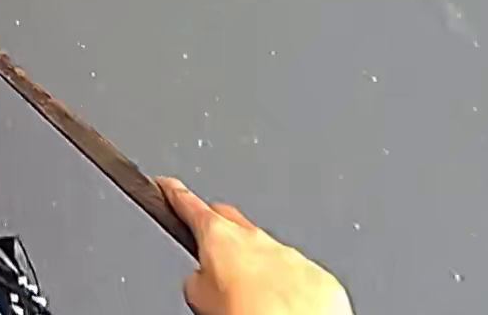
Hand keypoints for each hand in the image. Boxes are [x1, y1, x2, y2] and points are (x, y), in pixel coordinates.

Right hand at [157, 178, 352, 314]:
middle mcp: (254, 237)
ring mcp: (290, 255)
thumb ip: (195, 279)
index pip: (187, 202)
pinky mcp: (321, 279)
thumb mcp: (200, 302)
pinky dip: (292, 290)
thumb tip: (203, 279)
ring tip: (260, 306)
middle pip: (229, 223)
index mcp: (217, 235)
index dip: (173, 192)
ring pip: (267, 253)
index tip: (165, 185)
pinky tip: (289, 313)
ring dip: (260, 269)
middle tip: (217, 260)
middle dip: (220, 233)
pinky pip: (300, 276)